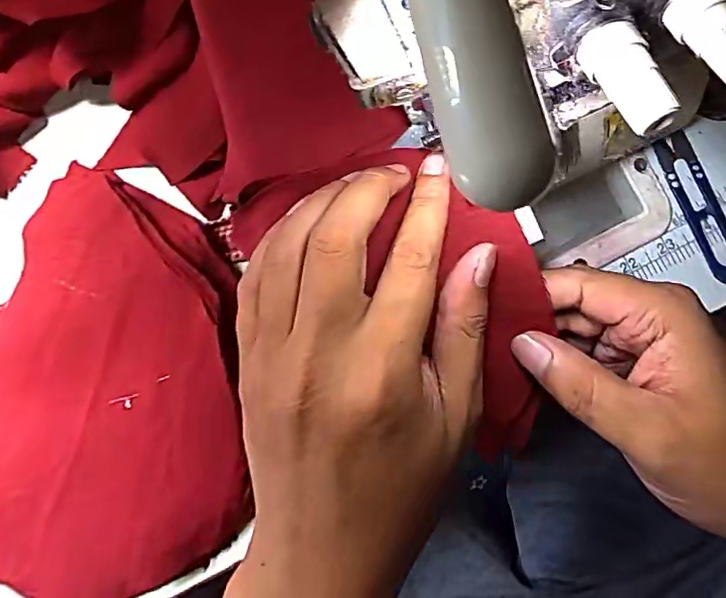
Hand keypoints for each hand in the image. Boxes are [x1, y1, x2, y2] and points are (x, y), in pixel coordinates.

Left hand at [226, 157, 496, 597]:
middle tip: (400, 174)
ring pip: (288, 243)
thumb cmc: (401, 487)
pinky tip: (312, 218)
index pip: (410, 261)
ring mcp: (271, 351)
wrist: (317, 553)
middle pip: (335, 237)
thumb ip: (465, 326)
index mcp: (380, 370)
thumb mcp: (457, 414)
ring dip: (325, 199)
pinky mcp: (246, 354)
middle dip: (370, 187)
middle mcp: (318, 352)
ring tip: (360, 186)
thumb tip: (479, 253)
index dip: (429, 205)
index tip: (440, 171)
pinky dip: (285, 230)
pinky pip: (257, 271)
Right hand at [513, 266, 725, 597]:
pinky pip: (589, 349)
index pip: (582, 285)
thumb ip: (579, 384)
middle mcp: (650, 309)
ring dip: (542, 339)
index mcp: (660, 309)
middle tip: (479, 332)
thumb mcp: (644, 430)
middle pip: (576, 300)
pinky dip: (561, 361)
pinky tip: (525, 370)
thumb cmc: (716, 464)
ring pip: (578, 324)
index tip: (484, 303)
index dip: (533, 291)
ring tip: (491, 349)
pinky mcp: (637, 357)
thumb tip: (520, 342)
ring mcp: (643, 333)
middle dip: (532, 316)